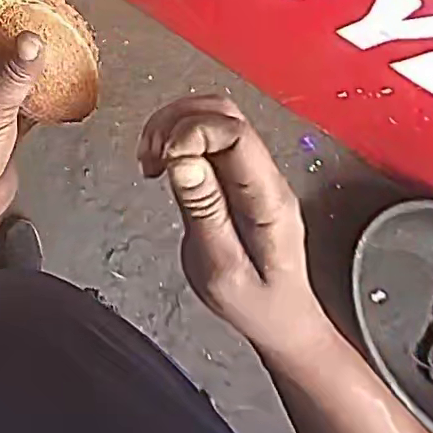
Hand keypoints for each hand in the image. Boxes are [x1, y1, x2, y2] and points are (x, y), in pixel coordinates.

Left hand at [0, 31, 43, 224]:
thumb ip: (15, 75)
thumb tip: (32, 41)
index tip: (9, 3)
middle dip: (14, 41)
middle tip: (40, 24)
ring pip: (12, 81)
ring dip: (29, 70)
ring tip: (53, 51)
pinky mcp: (5, 131)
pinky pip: (26, 108)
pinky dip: (41, 100)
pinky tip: (57, 92)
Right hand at [139, 96, 332, 358]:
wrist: (282, 320)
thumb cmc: (255, 304)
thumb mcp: (222, 269)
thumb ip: (203, 212)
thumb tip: (182, 160)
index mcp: (268, 197)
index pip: (234, 133)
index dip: (189, 133)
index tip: (163, 159)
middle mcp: (264, 174)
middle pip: (223, 112)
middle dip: (175, 122)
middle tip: (151, 154)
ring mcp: (252, 171)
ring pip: (213, 115)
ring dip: (172, 125)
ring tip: (151, 157)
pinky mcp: (236, 173)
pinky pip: (206, 134)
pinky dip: (175, 136)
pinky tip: (161, 161)